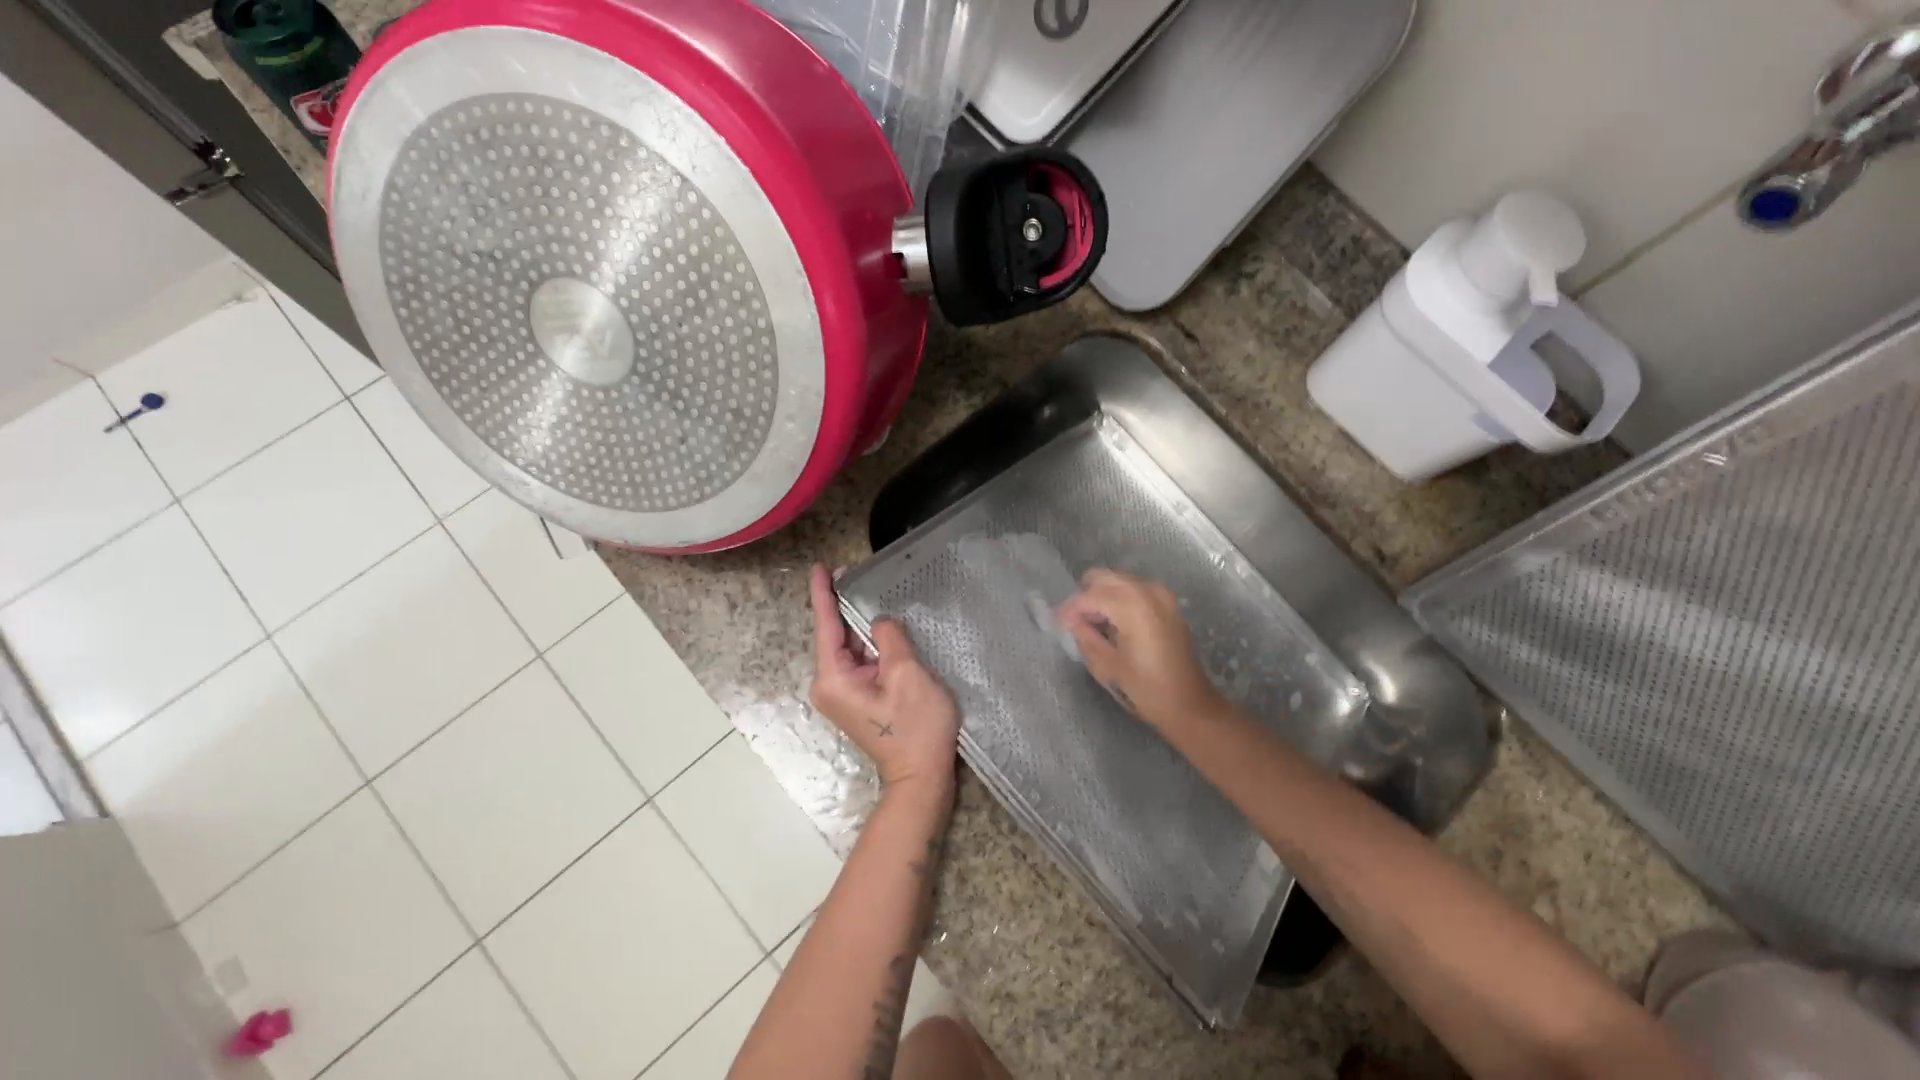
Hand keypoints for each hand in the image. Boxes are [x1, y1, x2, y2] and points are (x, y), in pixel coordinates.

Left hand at [807, 564, 959, 792]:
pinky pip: (860, 662)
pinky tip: (885, 626)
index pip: (825, 625)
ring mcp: (842, 694)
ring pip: (850, 648)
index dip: (823, 594)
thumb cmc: (915, 727)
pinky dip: (871, 644)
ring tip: (875, 592)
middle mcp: (829, 685)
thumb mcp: (907, 673)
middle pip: (836, 635)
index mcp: (833, 677)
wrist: (922, 776)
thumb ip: (890, 638)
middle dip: (846, 605)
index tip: (819, 567)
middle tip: (858, 571)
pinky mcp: (858, 699)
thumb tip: (879, 621)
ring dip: (862, 625)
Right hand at [1055, 568, 1225, 732]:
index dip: (1069, 609)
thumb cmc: (1147, 689)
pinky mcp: (1169, 605)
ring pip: (1120, 582)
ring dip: (1103, 597)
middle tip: (1075, 623)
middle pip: (1105, 578)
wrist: (1190, 704)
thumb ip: (1086, 638)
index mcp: (1132, 606)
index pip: (1089, 597)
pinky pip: (1136, 591)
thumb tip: (1073, 622)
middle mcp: (1148, 592)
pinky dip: (1120, 600)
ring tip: (1093, 626)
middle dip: (1086, 597)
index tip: (1056, 623)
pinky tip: (1114, 625)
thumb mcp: (1108, 667)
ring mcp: (1162, 596)